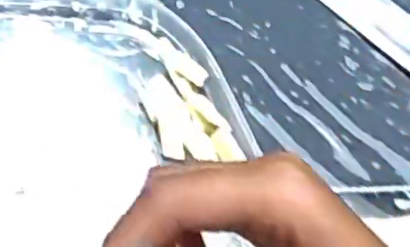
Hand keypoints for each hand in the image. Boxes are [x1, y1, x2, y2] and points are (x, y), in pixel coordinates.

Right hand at [104, 154, 383, 246]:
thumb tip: (133, 241)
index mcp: (276, 187)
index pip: (171, 195)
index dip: (128, 231)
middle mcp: (270, 170)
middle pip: (172, 185)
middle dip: (141, 228)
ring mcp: (277, 181)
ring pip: (186, 191)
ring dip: (162, 229)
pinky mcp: (281, 201)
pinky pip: (212, 205)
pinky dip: (188, 230)